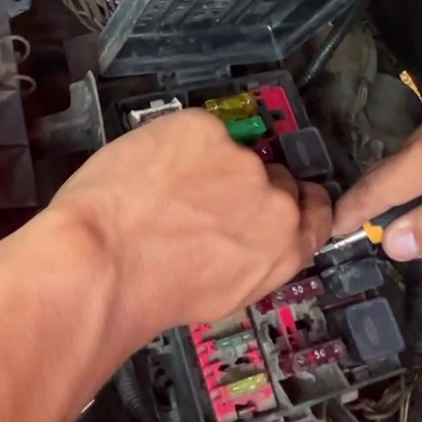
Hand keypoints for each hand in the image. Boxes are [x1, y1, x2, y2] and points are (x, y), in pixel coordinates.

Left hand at [42, 109, 331, 336]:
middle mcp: (273, 200)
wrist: (107, 261)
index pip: (314, 211)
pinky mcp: (202, 128)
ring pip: (227, 149)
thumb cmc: (152, 290)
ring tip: (161, 186)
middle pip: (269, 174)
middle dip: (240, 182)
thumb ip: (249, 257)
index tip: (278, 196)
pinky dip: (173, 142)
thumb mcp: (223, 293)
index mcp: (284, 248)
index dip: (295, 200)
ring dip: (203, 161)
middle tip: (200, 193)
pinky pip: (194, 128)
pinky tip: (148, 168)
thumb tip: (240, 237)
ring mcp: (238, 158)